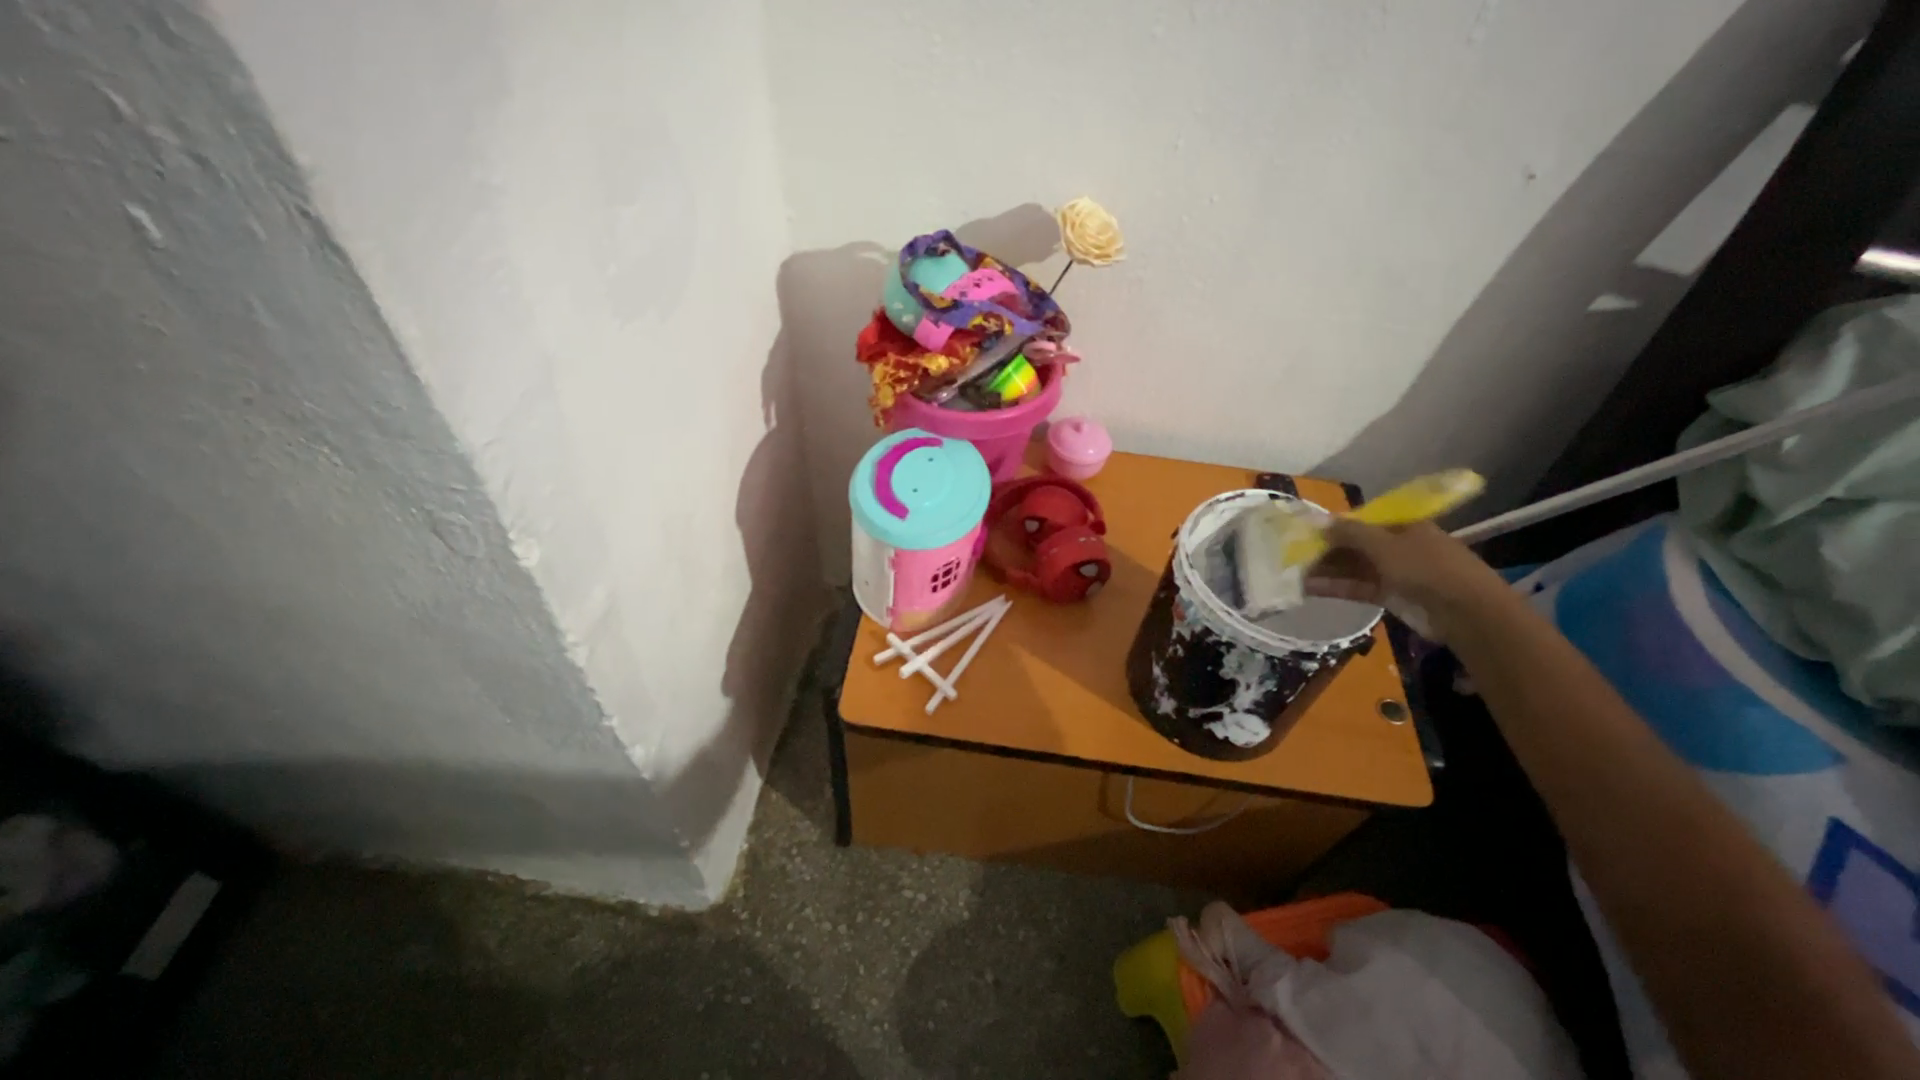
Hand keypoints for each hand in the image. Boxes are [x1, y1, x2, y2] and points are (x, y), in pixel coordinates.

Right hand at [1305, 520, 1511, 635]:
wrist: (1464, 611)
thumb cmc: (1425, 567)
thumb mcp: (1385, 545)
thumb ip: (1350, 533)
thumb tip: (1320, 521)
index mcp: (1402, 525)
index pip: (1362, 522)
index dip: (1334, 527)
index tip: (1307, 534)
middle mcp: (1398, 546)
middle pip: (1356, 546)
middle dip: (1327, 551)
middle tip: (1294, 557)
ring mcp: (1395, 572)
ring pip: (1355, 568)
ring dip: (1327, 571)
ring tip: (1294, 575)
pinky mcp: (1391, 596)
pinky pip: (1359, 587)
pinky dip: (1337, 587)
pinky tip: (1311, 589)